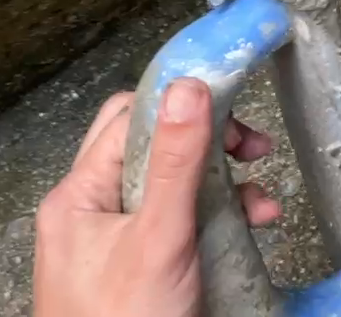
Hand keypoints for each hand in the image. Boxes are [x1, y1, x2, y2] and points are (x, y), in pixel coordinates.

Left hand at [34, 79, 282, 316]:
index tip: (235, 107)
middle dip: (213, 141)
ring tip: (261, 200)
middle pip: (157, 142)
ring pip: (178, 177)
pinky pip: (185, 213)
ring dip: (227, 181)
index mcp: (79, 196)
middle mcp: (93, 208)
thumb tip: (188, 83)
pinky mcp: (143, 256)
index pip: (132, 116)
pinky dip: (223, 211)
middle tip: (252, 148)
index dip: (185, 105)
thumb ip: (175, 160)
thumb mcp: (160, 236)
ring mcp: (118, 235)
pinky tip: (254, 223)